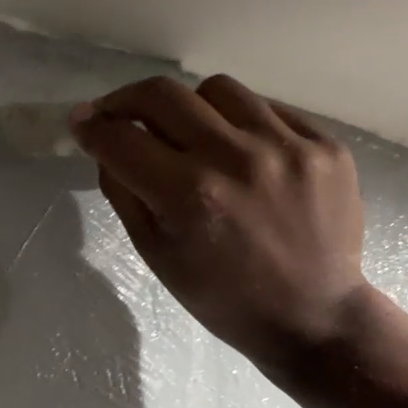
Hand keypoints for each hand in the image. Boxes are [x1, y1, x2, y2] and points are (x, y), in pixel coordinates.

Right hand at [71, 74, 374, 361]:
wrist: (314, 317)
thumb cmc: (223, 297)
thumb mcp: (156, 254)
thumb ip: (124, 192)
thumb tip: (104, 141)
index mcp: (189, 196)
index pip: (121, 139)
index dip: (91, 126)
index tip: (82, 121)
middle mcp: (237, 159)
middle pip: (163, 95)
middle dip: (126, 101)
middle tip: (119, 115)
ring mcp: (288, 148)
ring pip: (217, 89)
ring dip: (188, 108)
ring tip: (189, 135)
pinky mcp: (324, 145)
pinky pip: (266, 108)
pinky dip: (240, 124)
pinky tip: (239, 152)